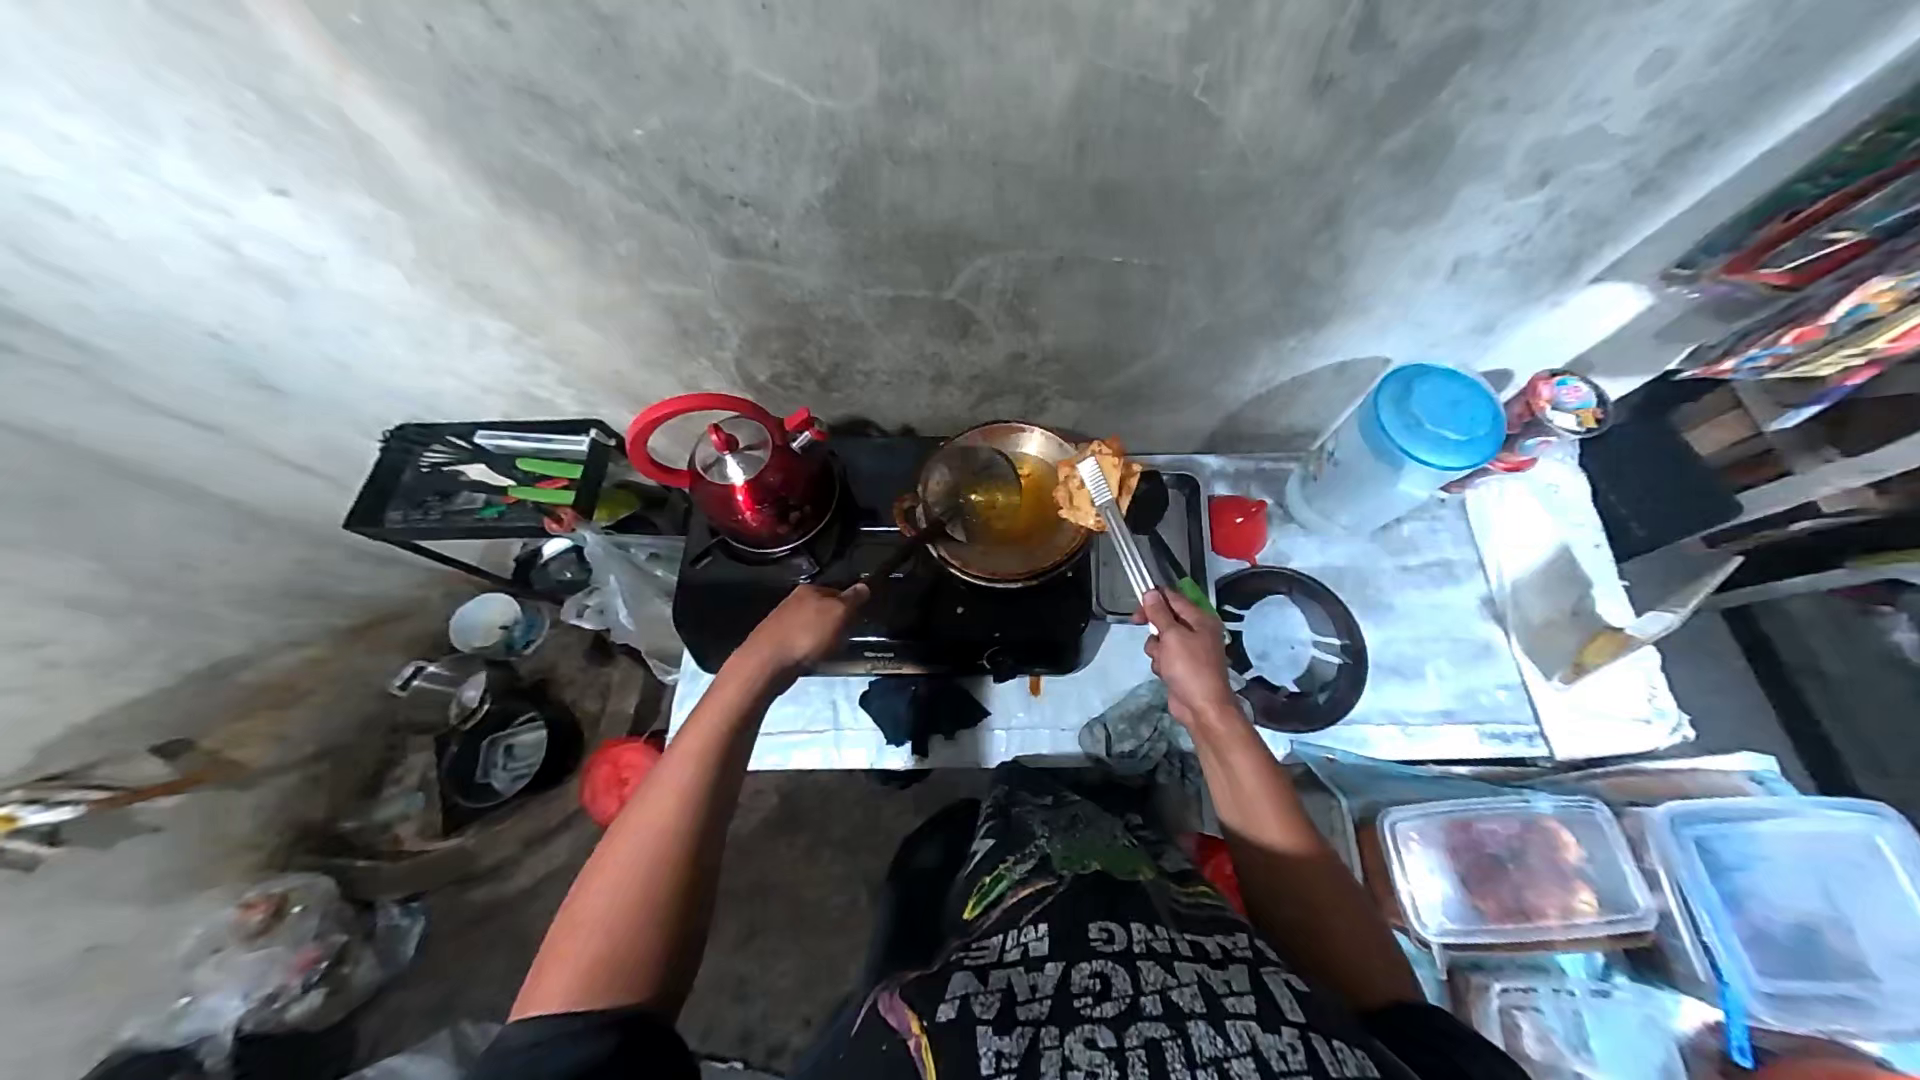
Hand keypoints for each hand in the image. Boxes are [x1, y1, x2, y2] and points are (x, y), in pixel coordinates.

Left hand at [732, 582, 869, 681]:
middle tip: (845, 636)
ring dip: (822, 635)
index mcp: (810, 589)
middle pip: (824, 607)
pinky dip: (809, 646)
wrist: (766, 663)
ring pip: (812, 624)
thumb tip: (864, 586)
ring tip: (829, 649)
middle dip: (835, 620)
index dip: (851, 605)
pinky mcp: (775, 639)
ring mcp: (782, 620)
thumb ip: (852, 599)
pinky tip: (811, 656)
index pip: (839, 590)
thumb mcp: (838, 614)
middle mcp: (794, 600)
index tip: (857, 619)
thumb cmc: (807, 635)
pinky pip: (801, 639)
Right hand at [1134, 589, 1241, 728]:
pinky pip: (1163, 656)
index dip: (1154, 597)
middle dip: (1153, 625)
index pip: (1174, 598)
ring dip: (1156, 648)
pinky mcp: (1180, 666)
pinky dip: (1160, 662)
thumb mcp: (1172, 636)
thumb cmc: (1190, 667)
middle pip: (1165, 618)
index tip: (1136, 602)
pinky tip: (1165, 672)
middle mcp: (1196, 631)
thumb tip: (1150, 593)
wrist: (1202, 707)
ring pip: (1160, 638)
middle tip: (1137, 622)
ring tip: (1163, 659)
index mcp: (1200, 619)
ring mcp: (1188, 650)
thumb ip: (1159, 613)